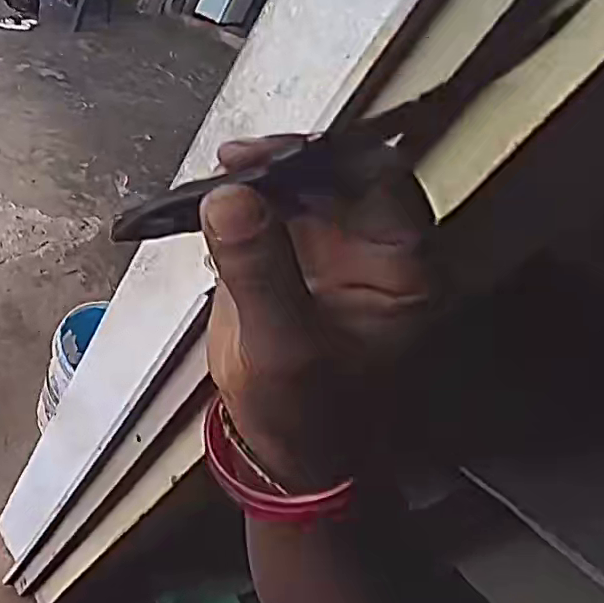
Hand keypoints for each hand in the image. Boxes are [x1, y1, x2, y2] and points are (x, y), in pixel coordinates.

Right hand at [201, 136, 434, 488]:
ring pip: (294, 192)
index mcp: (399, 270)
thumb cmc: (306, 411)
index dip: (322, 160)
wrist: (286, 445)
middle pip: (333, 178)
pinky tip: (204, 206)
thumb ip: (257, 271)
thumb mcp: (279, 346)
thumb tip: (226, 199)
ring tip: (211, 180)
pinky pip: (260, 217)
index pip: (378, 184)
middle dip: (280, 165)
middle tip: (229, 162)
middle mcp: (368, 251)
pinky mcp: (283, 261)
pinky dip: (231, 206)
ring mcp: (325, 253)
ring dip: (252, 182)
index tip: (265, 157)